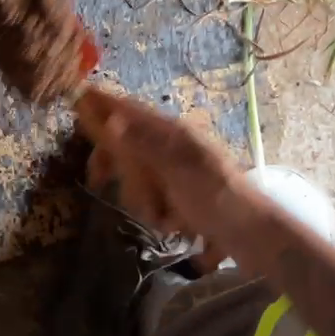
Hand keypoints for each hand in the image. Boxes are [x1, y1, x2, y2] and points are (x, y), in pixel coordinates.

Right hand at [77, 87, 245, 265]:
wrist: (257, 238)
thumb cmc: (219, 198)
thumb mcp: (177, 168)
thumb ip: (142, 144)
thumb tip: (110, 119)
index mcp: (172, 132)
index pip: (129, 109)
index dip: (103, 103)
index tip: (77, 97)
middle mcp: (172, 146)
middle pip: (127, 143)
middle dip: (116, 165)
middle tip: (96, 179)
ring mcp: (177, 172)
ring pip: (137, 175)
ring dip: (141, 196)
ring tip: (160, 217)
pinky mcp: (182, 196)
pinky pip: (153, 198)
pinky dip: (157, 212)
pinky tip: (172, 226)